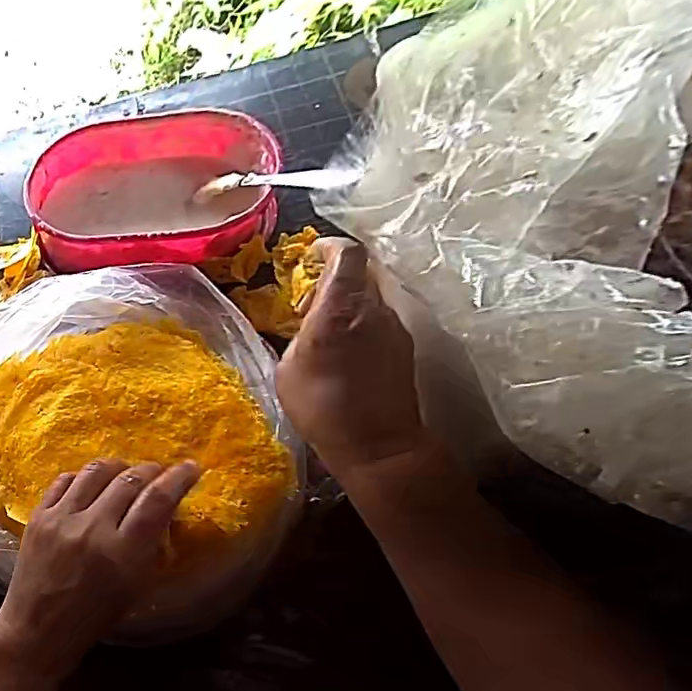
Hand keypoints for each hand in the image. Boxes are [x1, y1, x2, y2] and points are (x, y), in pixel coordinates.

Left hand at [0, 460, 200, 681]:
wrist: (39, 628)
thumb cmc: (93, 616)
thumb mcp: (136, 586)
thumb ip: (150, 546)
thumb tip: (162, 510)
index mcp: (123, 552)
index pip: (157, 500)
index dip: (178, 478)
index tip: (189, 468)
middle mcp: (92, 527)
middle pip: (129, 480)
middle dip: (151, 470)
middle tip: (160, 471)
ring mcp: (61, 519)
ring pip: (95, 472)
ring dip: (117, 466)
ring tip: (126, 471)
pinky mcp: (38, 516)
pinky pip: (63, 481)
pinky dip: (82, 477)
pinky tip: (90, 482)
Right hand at [275, 238, 430, 481]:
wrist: (377, 442)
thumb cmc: (320, 407)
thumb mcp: (288, 368)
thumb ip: (299, 334)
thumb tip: (307, 320)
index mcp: (340, 310)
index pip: (347, 256)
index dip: (328, 248)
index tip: (310, 255)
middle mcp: (374, 309)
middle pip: (362, 273)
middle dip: (334, 277)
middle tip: (308, 299)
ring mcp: (394, 326)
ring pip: (371, 296)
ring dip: (347, 301)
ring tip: (323, 327)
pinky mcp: (403, 345)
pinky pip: (378, 319)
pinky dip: (359, 321)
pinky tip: (342, 348)